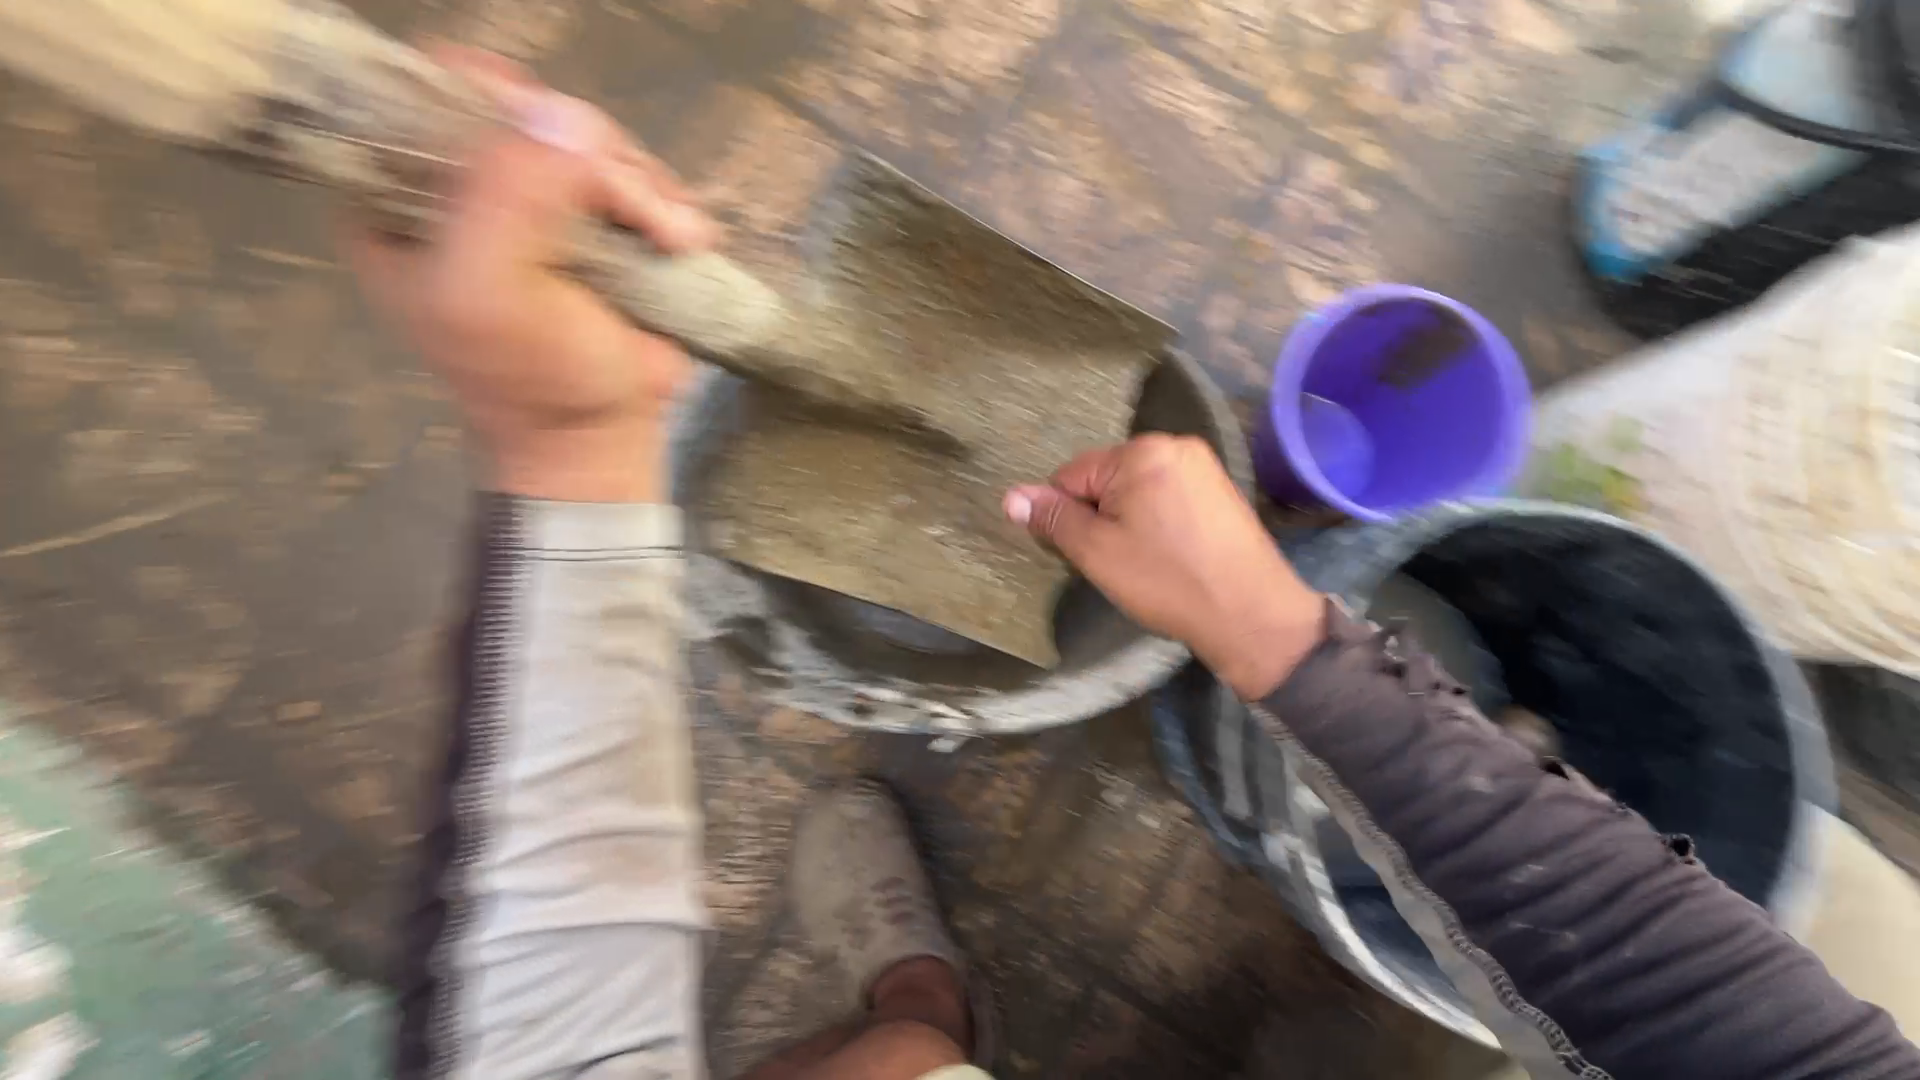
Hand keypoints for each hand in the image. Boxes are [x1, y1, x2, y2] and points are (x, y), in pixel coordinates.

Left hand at [348, 49, 716, 501]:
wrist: (598, 433)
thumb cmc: (531, 379)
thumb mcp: (489, 294)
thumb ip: (504, 197)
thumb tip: (567, 117)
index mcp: (405, 193)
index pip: (432, 92)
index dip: (497, 101)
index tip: (553, 143)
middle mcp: (472, 183)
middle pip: (533, 110)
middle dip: (597, 159)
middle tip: (639, 214)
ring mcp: (545, 200)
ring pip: (596, 142)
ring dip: (647, 187)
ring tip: (674, 240)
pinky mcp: (605, 223)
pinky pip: (639, 179)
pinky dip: (670, 204)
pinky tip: (684, 240)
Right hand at [1004, 435, 1326, 698]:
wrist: (1251, 614)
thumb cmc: (1166, 581)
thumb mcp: (1097, 552)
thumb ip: (1053, 519)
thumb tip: (1010, 496)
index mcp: (1142, 452)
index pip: (1072, 476)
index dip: (1068, 516)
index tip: (1088, 552)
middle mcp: (1175, 444)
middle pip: (1105, 479)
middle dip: (1101, 515)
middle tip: (1119, 559)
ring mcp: (1203, 465)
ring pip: (1135, 488)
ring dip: (1128, 518)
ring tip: (1147, 558)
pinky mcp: (1220, 488)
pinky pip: (1166, 495)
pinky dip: (1156, 520)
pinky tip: (1170, 552)